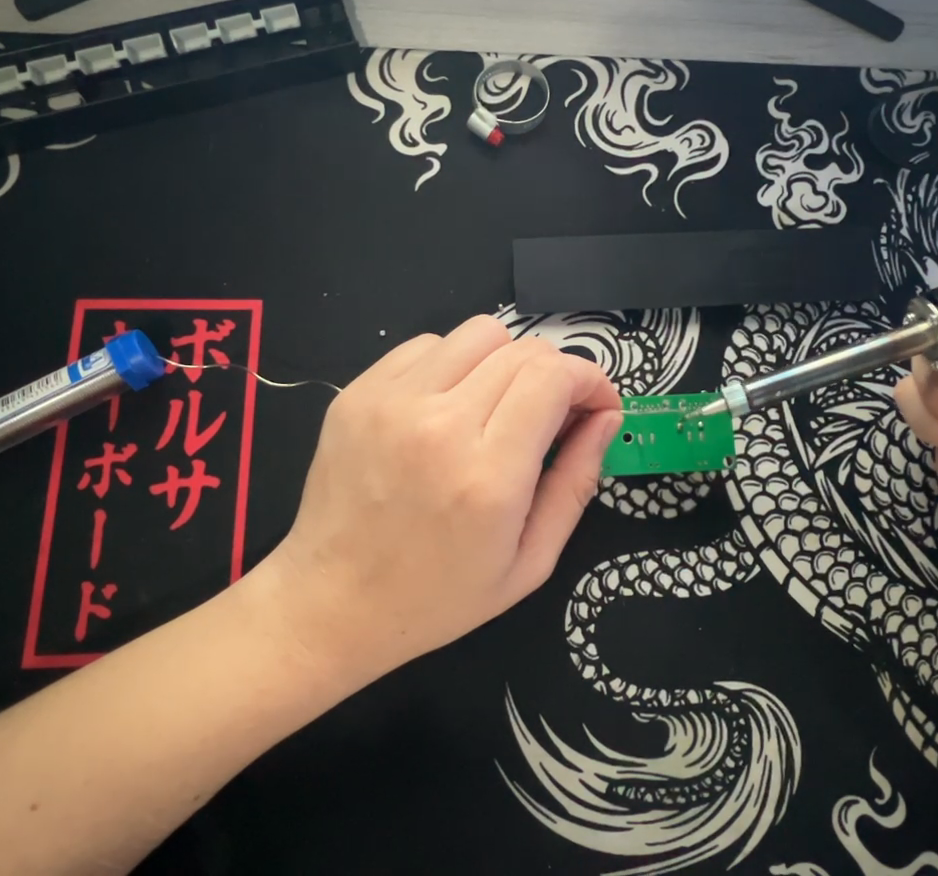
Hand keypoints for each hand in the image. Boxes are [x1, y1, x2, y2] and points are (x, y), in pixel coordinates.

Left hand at [260, 315, 622, 679]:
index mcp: (488, 475)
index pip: (554, 376)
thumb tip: (606, 418)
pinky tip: (448, 409)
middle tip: (554, 416)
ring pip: (478, 333)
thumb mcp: (529, 562)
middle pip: (523, 349)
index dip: (591, 379)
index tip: (597, 405)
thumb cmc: (438, 598)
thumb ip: (576, 484)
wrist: (331, 602)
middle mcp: (439, 424)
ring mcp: (391, 401)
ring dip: (506, 363)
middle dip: (557, 373)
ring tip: (497, 409)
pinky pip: (427, 345)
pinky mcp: (358, 392)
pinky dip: (454, 366)